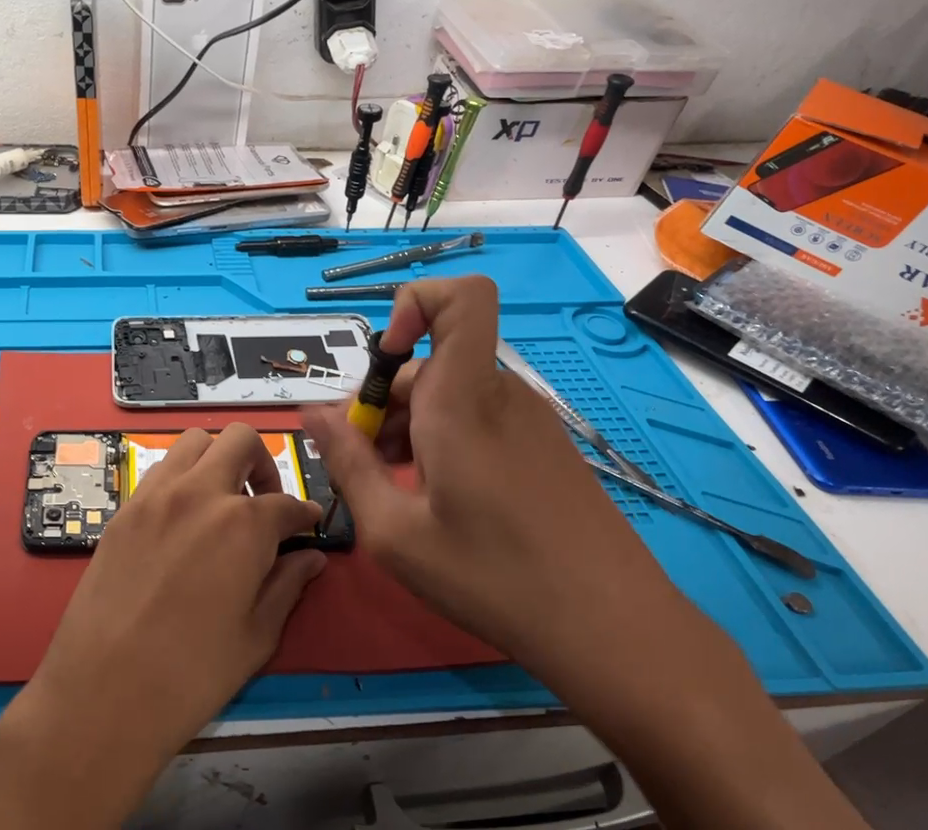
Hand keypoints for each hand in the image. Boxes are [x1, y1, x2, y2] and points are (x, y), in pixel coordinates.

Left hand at [0, 425, 324, 828]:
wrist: (104, 689)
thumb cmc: (191, 673)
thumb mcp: (256, 636)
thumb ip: (287, 586)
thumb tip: (311, 558)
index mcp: (243, 523)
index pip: (287, 504)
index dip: (305, 516)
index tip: (309, 526)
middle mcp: (199, 493)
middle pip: (239, 441)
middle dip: (262, 464)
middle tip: (265, 504)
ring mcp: (154, 496)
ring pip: (193, 443)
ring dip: (217, 462)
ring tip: (222, 506)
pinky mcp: (122, 510)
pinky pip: (159, 472)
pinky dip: (181, 481)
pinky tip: (184, 523)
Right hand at [299, 277, 872, 829]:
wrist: (613, 629)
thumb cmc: (494, 576)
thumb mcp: (394, 531)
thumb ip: (346, 463)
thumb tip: (313, 412)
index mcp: (464, 399)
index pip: (460, 297)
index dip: (415, 303)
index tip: (383, 364)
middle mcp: (501, 394)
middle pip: (434, 359)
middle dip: (387, 399)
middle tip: (368, 464)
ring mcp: (531, 420)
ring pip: (454, 391)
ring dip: (413, 424)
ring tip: (400, 491)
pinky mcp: (547, 448)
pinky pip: (482, 417)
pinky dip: (447, 440)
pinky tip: (442, 501)